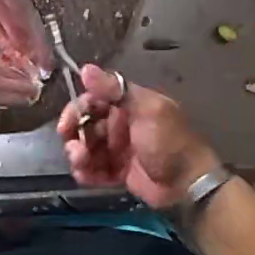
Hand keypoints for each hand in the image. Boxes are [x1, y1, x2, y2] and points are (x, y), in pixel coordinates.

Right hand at [57, 67, 220, 208]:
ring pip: (85, 148)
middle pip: (84, 125)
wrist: (187, 186)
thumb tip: (85, 68)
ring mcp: (118, 149)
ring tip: (82, 164)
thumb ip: (116, 90)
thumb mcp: (147, 111)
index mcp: (129, 106)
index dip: (77, 111)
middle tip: (76, 150)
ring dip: (78, 156)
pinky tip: (86, 177)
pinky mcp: (116, 172)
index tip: (67, 125)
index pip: (93, 101)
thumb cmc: (169, 143)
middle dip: (74, 137)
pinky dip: (85, 172)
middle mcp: (120, 125)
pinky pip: (92, 169)